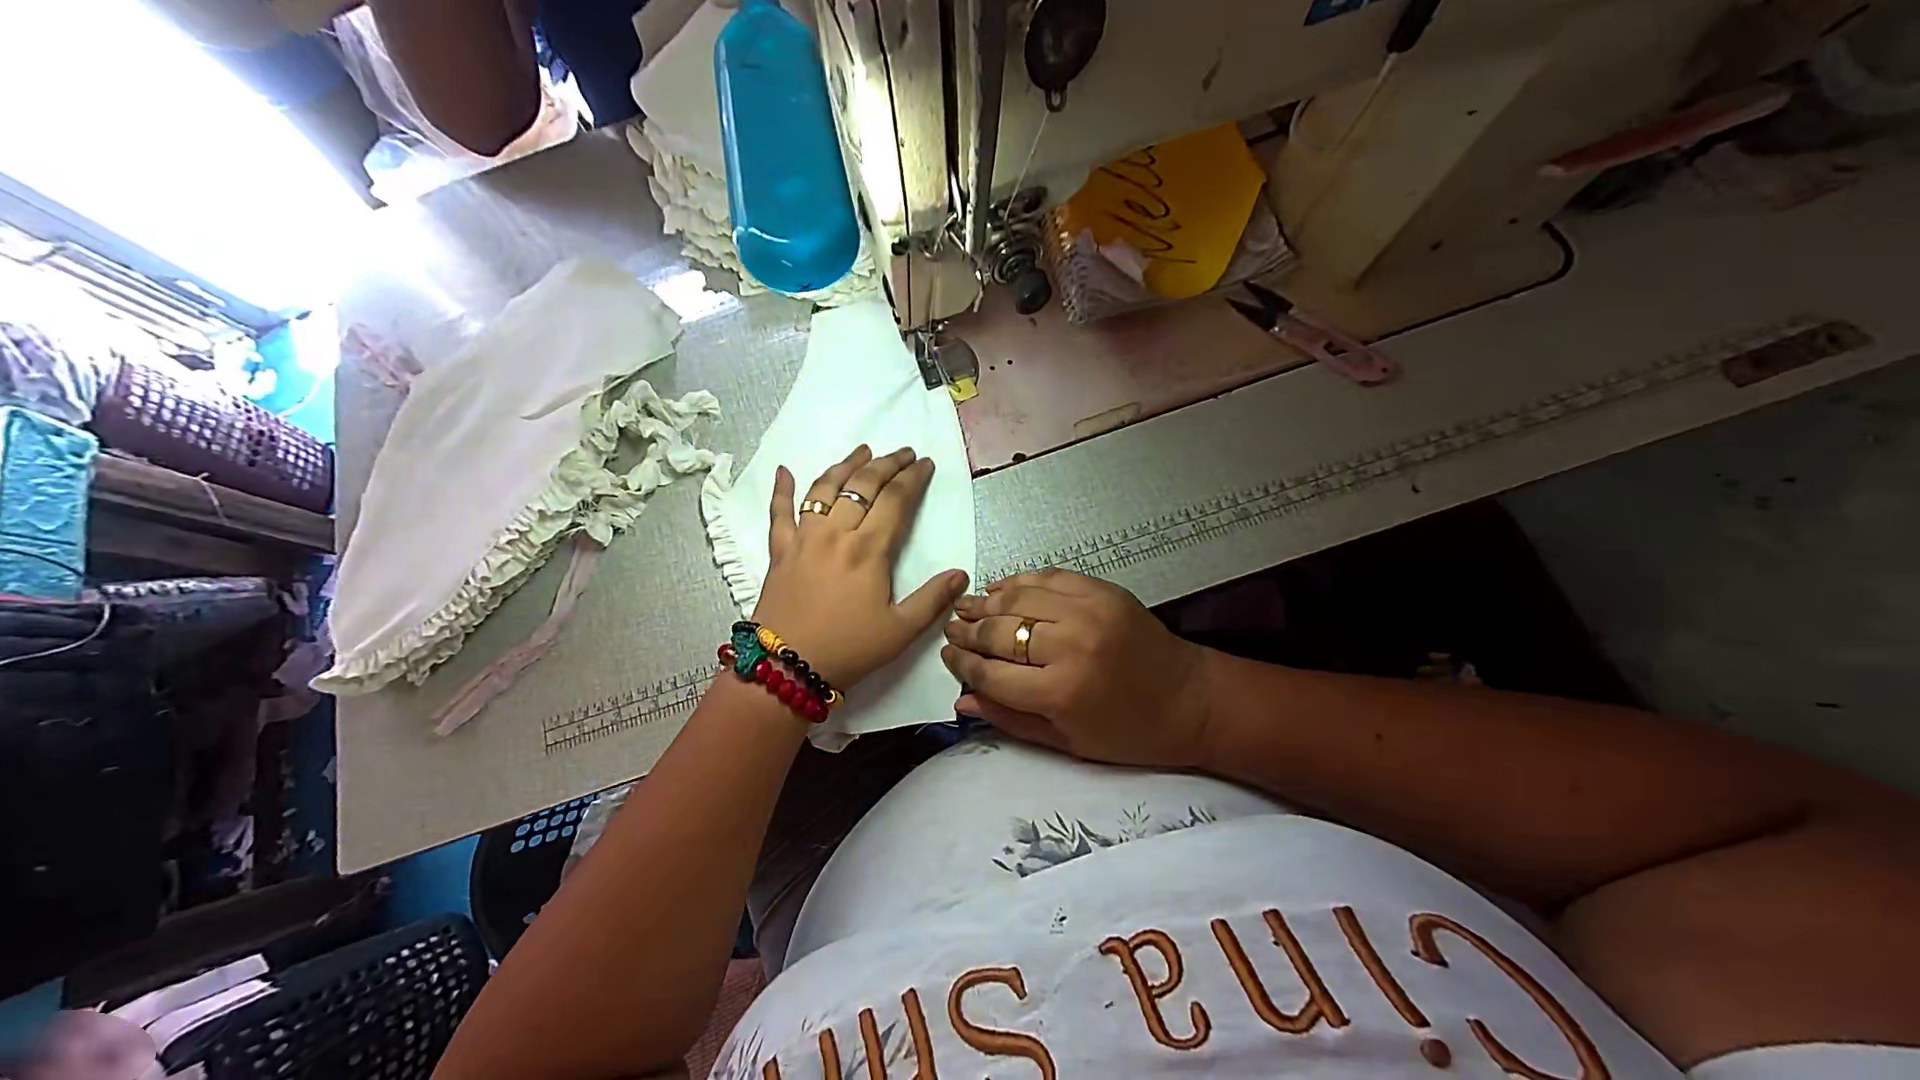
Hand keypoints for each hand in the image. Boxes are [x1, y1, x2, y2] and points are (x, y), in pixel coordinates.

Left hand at [751, 445, 968, 688]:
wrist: (786, 666)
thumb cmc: (848, 649)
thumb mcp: (901, 631)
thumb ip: (933, 600)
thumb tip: (961, 574)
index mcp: (869, 550)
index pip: (896, 501)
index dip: (913, 478)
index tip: (926, 463)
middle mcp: (836, 533)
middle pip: (863, 486)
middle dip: (887, 464)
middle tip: (903, 452)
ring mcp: (804, 538)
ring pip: (824, 488)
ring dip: (845, 465)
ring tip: (862, 450)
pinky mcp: (779, 550)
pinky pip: (779, 512)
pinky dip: (781, 489)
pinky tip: (783, 470)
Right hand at [940, 568, 1211, 767]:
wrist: (1191, 699)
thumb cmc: (1129, 732)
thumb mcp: (1067, 741)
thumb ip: (1010, 719)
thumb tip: (962, 700)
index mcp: (1060, 692)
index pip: (991, 674)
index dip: (962, 665)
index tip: (948, 657)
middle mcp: (1070, 645)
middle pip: (999, 632)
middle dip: (968, 631)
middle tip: (951, 629)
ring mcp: (1087, 610)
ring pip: (1018, 598)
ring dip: (987, 602)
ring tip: (967, 606)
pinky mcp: (1102, 590)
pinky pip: (1048, 577)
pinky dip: (1020, 582)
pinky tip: (1001, 588)